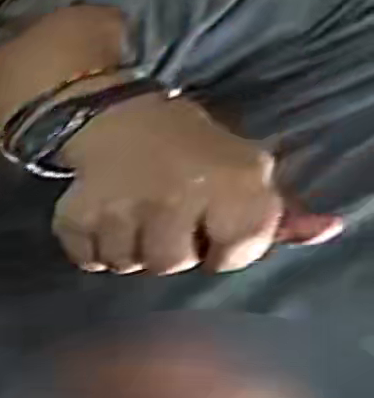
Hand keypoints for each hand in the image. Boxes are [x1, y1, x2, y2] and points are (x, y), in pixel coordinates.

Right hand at [55, 93, 342, 274]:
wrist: (126, 131)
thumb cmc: (196, 154)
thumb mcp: (247, 173)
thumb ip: (279, 210)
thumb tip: (324, 232)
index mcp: (229, 183)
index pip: (239, 247)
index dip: (231, 253)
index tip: (220, 243)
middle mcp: (171, 200)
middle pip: (169, 264)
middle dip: (171, 255)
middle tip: (170, 234)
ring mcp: (116, 213)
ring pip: (124, 265)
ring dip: (131, 255)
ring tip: (136, 230)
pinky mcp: (74, 222)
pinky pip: (88, 262)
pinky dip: (97, 254)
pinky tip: (108, 232)